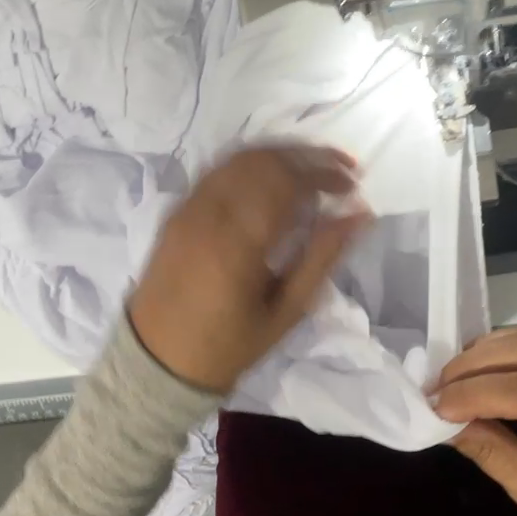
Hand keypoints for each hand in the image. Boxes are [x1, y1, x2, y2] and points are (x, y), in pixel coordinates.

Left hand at [129, 146, 369, 392]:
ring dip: (281, 155)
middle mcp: (209, 214)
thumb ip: (322, 257)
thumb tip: (360, 215)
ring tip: (312, 169)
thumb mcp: (285, 311)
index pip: (288, 183)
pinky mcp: (176, 211)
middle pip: (265, 160)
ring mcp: (187, 208)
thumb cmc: (228, 345)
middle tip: (341, 170)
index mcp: (238, 243)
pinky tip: (272, 179)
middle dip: (308, 157)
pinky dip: (251, 164)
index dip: (326, 174)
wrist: (156, 361)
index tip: (353, 185)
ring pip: (239, 157)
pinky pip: (217, 170)